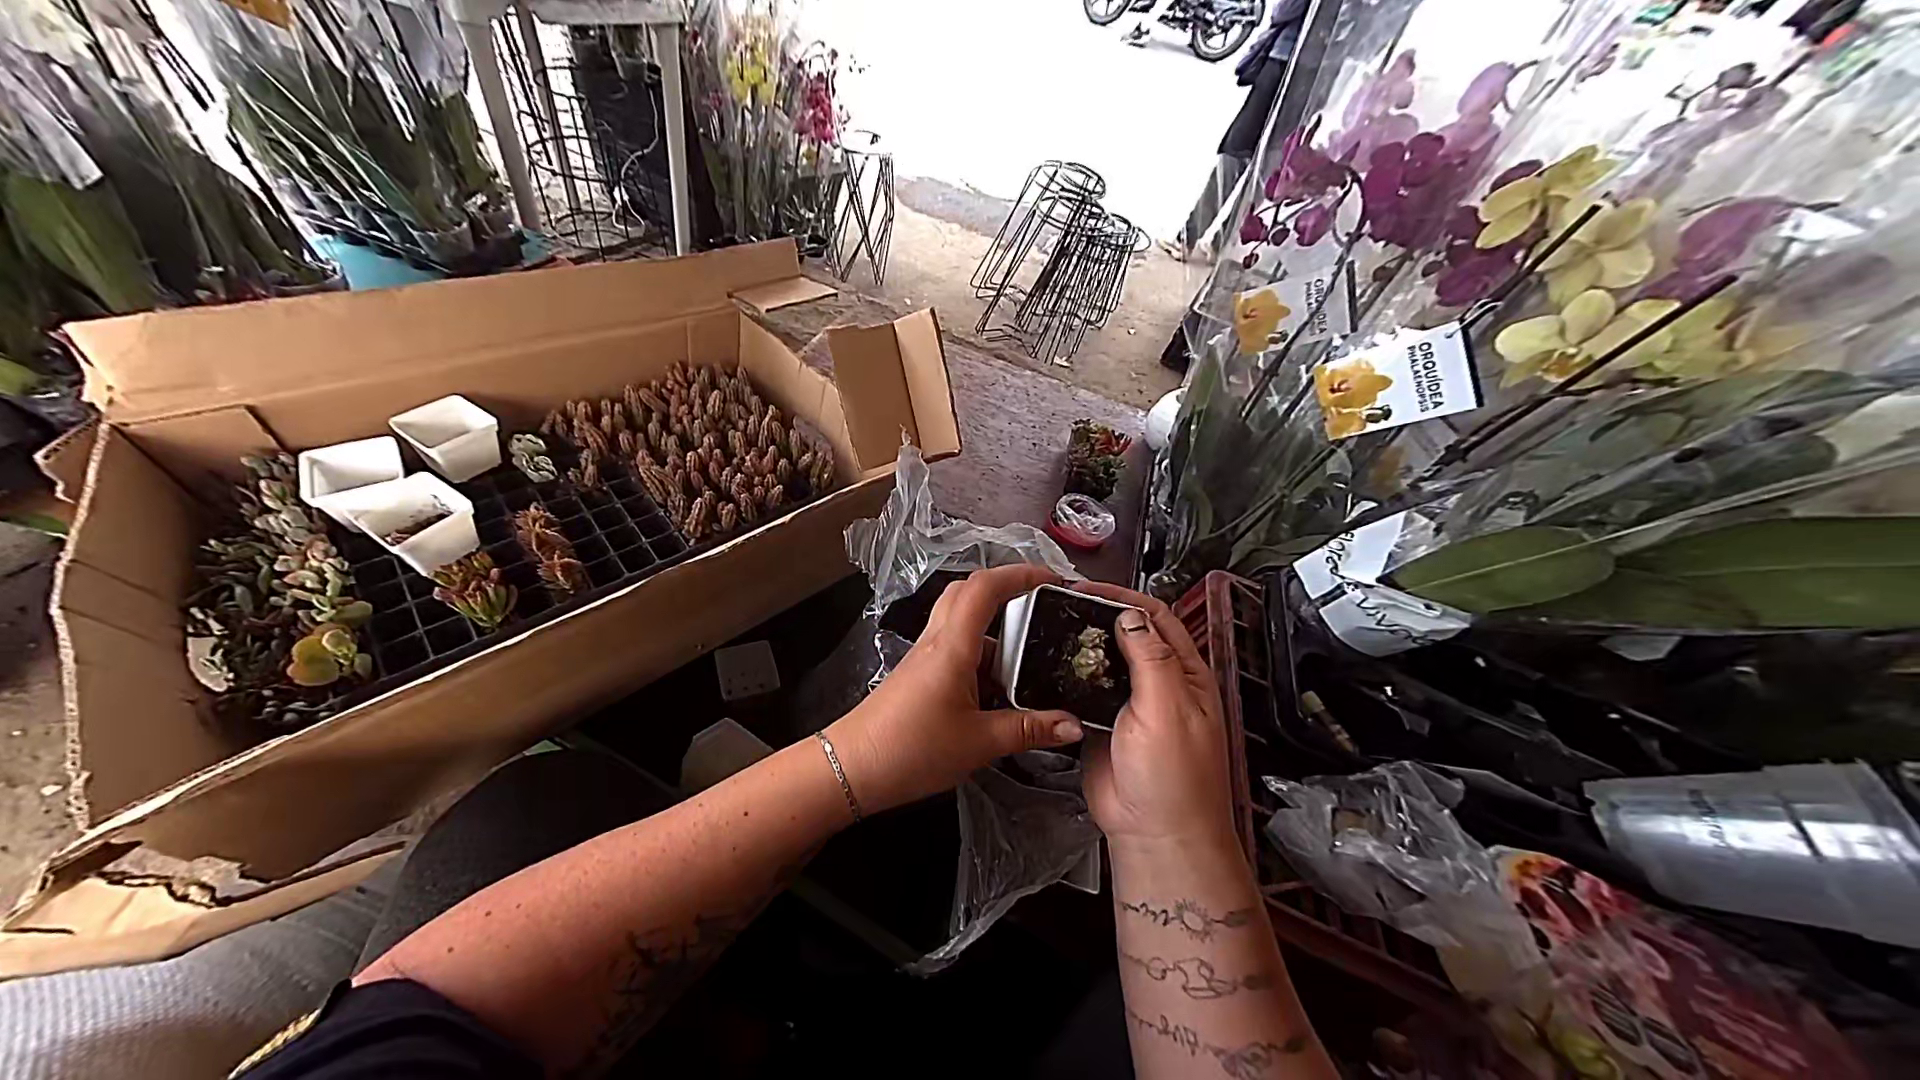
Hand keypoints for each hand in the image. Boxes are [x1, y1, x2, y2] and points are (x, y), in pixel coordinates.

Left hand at [825, 564, 1085, 813]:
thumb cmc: (912, 750)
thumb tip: (1072, 726)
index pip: (985, 587)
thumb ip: (1028, 730)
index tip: (1053, 580)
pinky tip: (1001, 689)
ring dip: (997, 632)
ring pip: (964, 623)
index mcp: (952, 646)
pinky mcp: (921, 674)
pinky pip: (957, 649)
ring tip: (1031, 657)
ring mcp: (926, 656)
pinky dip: (982, 657)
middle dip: (1008, 592)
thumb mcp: (980, 743)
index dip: (1021, 574)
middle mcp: (938, 641)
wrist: (852, 768)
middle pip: (970, 594)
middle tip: (1042, 608)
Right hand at [1074, 583, 1237, 854]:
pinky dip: (1069, 678)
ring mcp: (1129, 704)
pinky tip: (1052, 670)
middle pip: (1127, 635)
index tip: (1088, 590)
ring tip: (1054, 631)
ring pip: (1103, 661)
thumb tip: (1130, 616)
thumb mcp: (1168, 708)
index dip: (1122, 598)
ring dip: (1083, 647)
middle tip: (1064, 605)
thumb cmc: (1177, 779)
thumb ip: (1150, 658)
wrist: (1153, 833)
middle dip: (1098, 617)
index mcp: (1184, 674)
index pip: (1154, 618)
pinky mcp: (1102, 723)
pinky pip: (1084, 691)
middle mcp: (1158, 684)